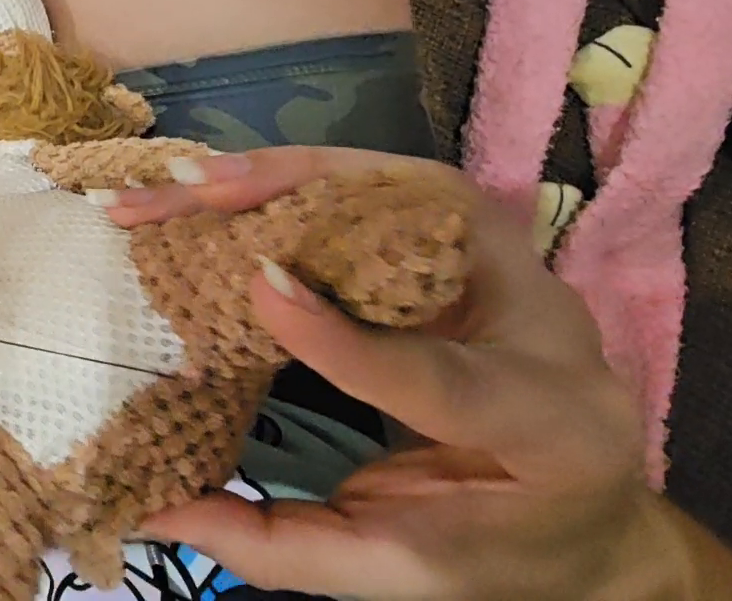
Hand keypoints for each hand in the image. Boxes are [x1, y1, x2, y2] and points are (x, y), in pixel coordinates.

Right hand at [103, 146, 709, 600]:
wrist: (583, 499)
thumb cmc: (489, 541)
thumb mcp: (393, 566)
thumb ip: (277, 545)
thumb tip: (149, 509)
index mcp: (545, 430)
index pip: (440, 378)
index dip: (345, 335)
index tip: (258, 284)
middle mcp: (541, 327)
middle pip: (424, 231)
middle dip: (294, 198)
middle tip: (186, 191)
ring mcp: (505, 266)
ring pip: (394, 186)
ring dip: (278, 171)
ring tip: (181, 176)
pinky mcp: (458, 235)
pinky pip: (374, 184)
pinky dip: (289, 171)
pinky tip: (218, 177)